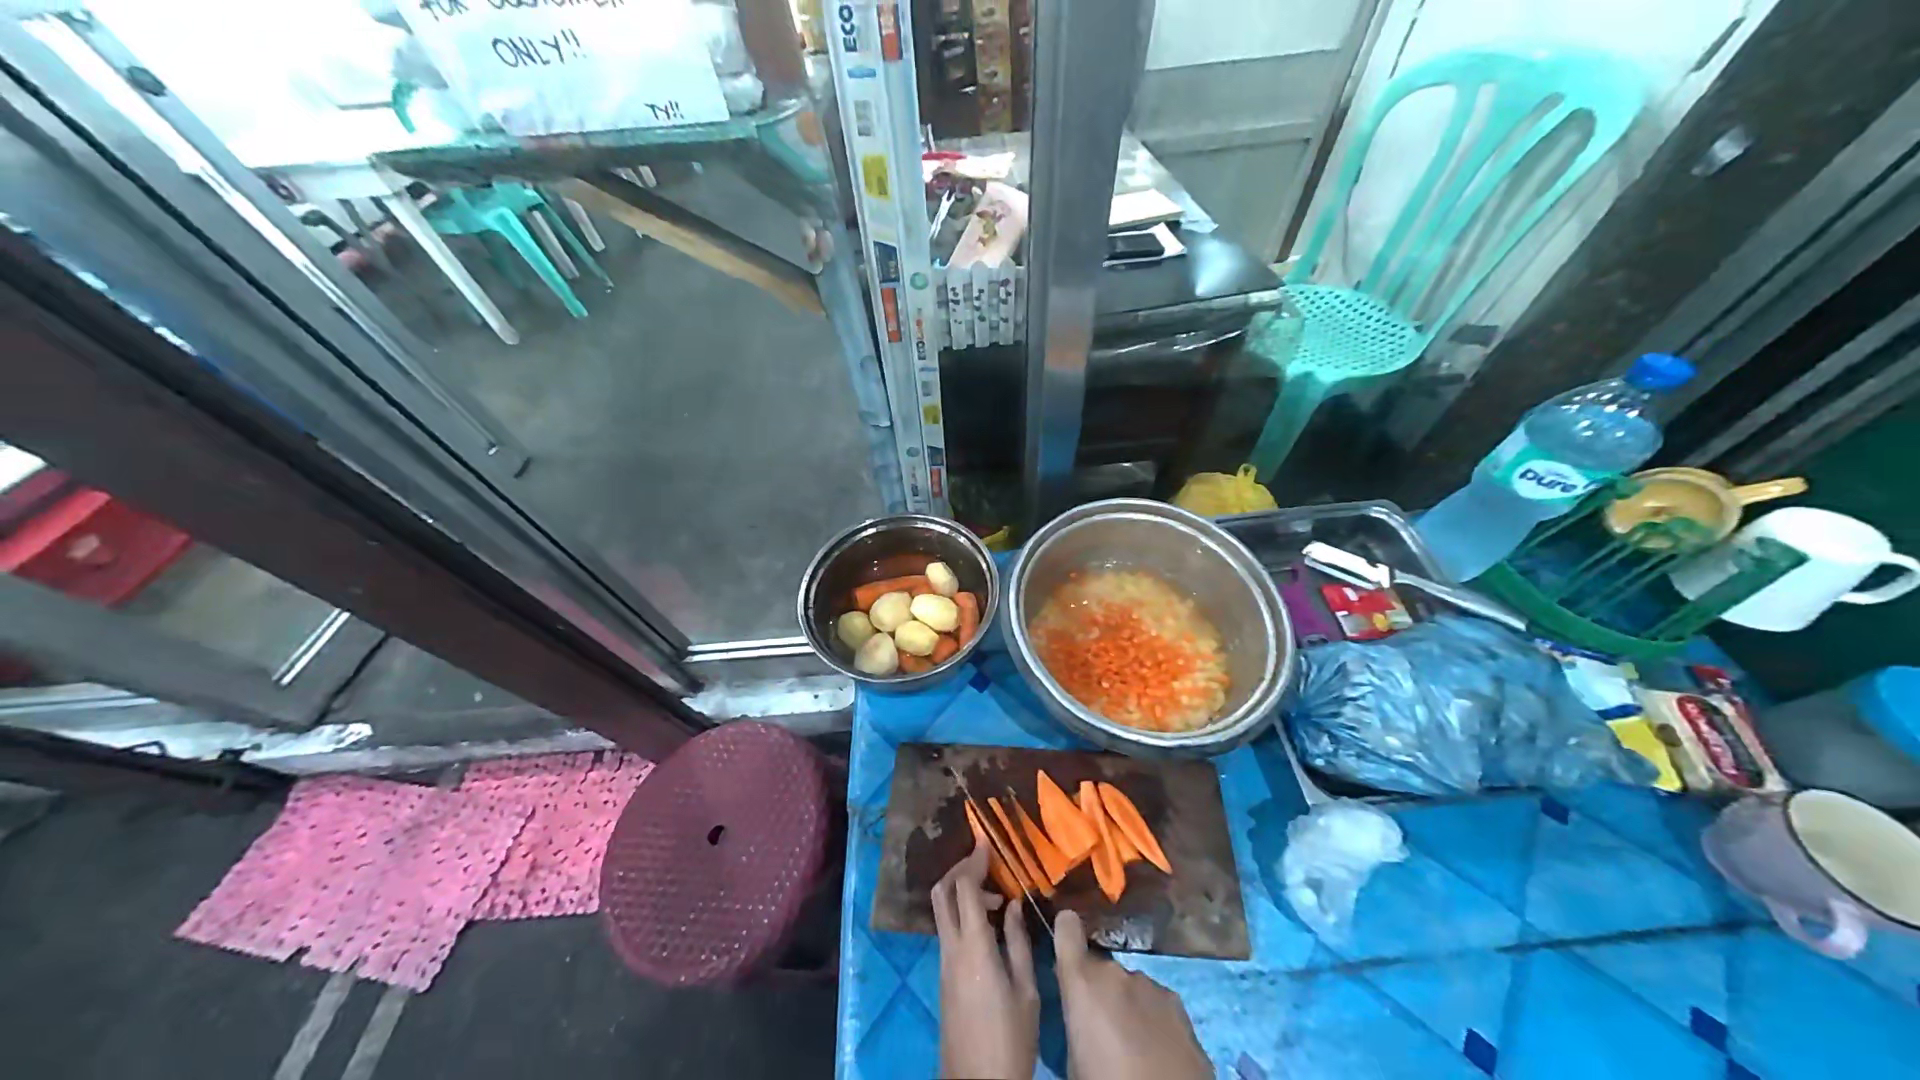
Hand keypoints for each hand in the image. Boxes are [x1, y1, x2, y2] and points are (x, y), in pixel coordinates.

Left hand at [932, 840, 1038, 1078]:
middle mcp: (951, 948)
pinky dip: (964, 915)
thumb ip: (1017, 943)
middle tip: (985, 862)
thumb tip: (1013, 905)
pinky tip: (990, 926)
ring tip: (998, 900)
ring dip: (964, 893)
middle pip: (942, 893)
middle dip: (959, 869)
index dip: (974, 860)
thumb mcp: (1025, 990)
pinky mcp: (944, 976)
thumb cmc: (1010, 1038)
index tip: (986, 842)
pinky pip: (949, 930)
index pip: (966, 889)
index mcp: (973, 947)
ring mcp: (943, 962)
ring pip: (944, 911)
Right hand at [1054, 910, 1208, 1079]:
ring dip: (1127, 1005)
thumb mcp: (1073, 1056)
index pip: (1068, 928)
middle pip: (1100, 969)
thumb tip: (1080, 1008)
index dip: (1065, 930)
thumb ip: (1074, 1017)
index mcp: (1083, 981)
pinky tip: (1157, 1051)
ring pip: (1130, 987)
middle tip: (1100, 1025)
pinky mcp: (1179, 1006)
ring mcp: (1151, 986)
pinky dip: (1153, 1020)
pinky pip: (1156, 1004)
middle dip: (1100, 990)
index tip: (1064, 935)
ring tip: (1132, 1043)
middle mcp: (1116, 973)